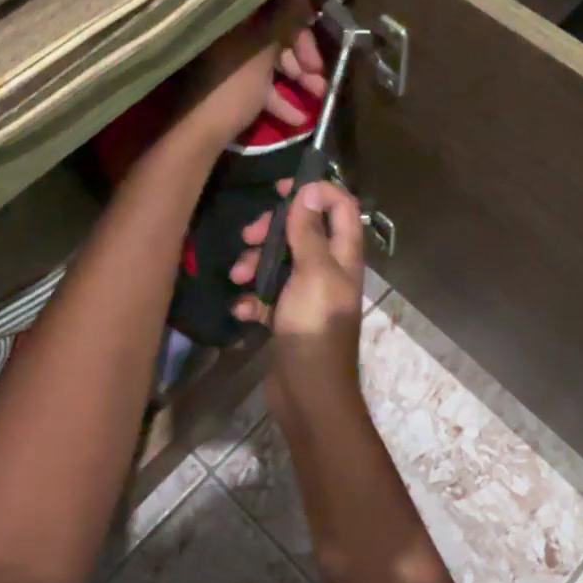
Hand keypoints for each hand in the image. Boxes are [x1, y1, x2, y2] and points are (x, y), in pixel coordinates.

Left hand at [178, 0, 324, 147]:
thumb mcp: (264, 50)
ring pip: (269, 59)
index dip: (295, 4)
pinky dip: (277, 97)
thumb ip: (284, 17)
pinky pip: (258, 83)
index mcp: (234, 17)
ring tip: (319, 96)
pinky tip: (296, 118)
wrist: (200, 133)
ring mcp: (229, 59)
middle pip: (274, 31)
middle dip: (301, 53)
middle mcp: (229, 32)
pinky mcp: (230, 85)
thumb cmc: (233, 85)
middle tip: (320, 72)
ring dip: (296, 77)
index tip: (315, 20)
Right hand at [230, 181, 365, 401]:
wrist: (309, 394)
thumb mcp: (312, 273)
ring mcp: (308, 296)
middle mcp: (329, 271)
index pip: (341, 207)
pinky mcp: (288, 318)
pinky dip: (254, 299)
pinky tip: (244, 311)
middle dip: (273, 230)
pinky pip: (268, 296)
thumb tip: (310, 190)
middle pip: (303, 231)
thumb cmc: (315, 329)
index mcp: (344, 256)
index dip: (316, 191)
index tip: (283, 187)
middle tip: (250, 235)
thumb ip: (309, 232)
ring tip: (238, 278)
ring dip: (256, 265)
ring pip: (280, 263)